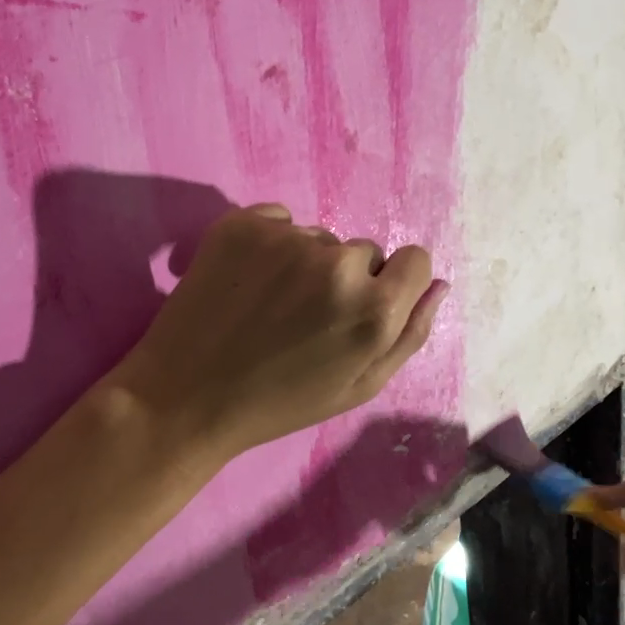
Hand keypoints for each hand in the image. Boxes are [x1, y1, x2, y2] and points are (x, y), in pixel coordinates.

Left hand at [107, 202, 446, 456]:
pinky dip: (269, 246)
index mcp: (375, 310)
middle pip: (364, 251)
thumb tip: (438, 285)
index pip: (414, 259)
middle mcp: (338, 264)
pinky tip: (246, 283)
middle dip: (346, 278)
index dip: (391, 284)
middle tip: (304, 319)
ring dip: (305, 263)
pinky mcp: (243, 224)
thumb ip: (410, 335)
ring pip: (318, 238)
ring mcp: (287, 239)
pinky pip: (278, 222)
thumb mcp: (359, 387)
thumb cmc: (280, 402)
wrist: (186, 396)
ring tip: (268, 306)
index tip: (360, 307)